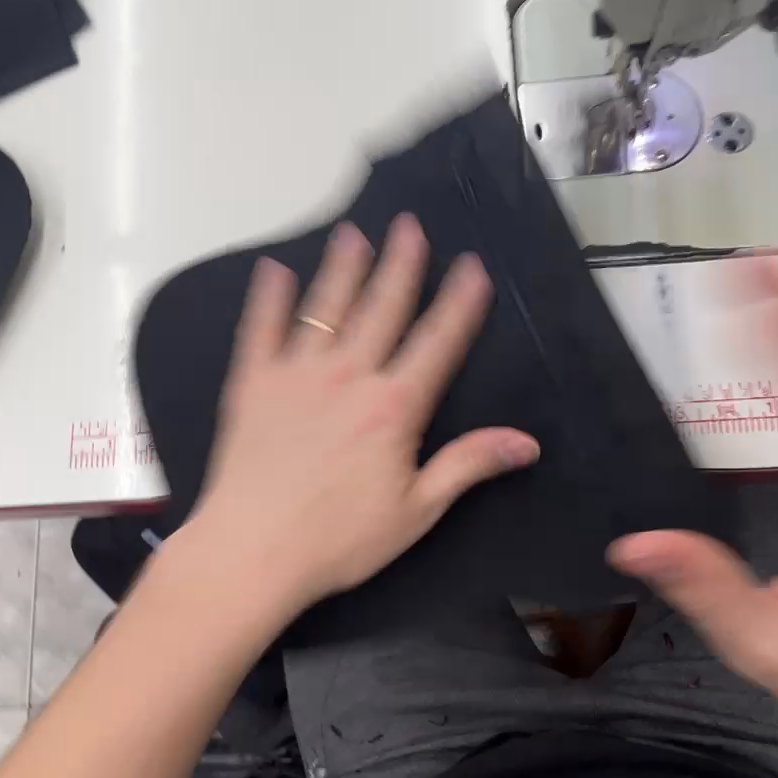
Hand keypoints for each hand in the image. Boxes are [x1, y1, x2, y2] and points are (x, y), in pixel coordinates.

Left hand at [181, 214, 539, 616]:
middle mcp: (348, 377)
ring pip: (325, 308)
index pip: (437, 343)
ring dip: (342, 269)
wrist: (252, 551)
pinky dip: (267, 298)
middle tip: (410, 226)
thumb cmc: (338, 539)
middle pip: (381, 309)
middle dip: (401, 265)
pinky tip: (273, 271)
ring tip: (353, 234)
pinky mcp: (252, 384)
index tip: (473, 267)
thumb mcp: (416, 511)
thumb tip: (526, 443)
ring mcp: (296, 374)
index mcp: (393, 407)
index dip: (459, 303)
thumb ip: (468, 466)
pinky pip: (260, 329)